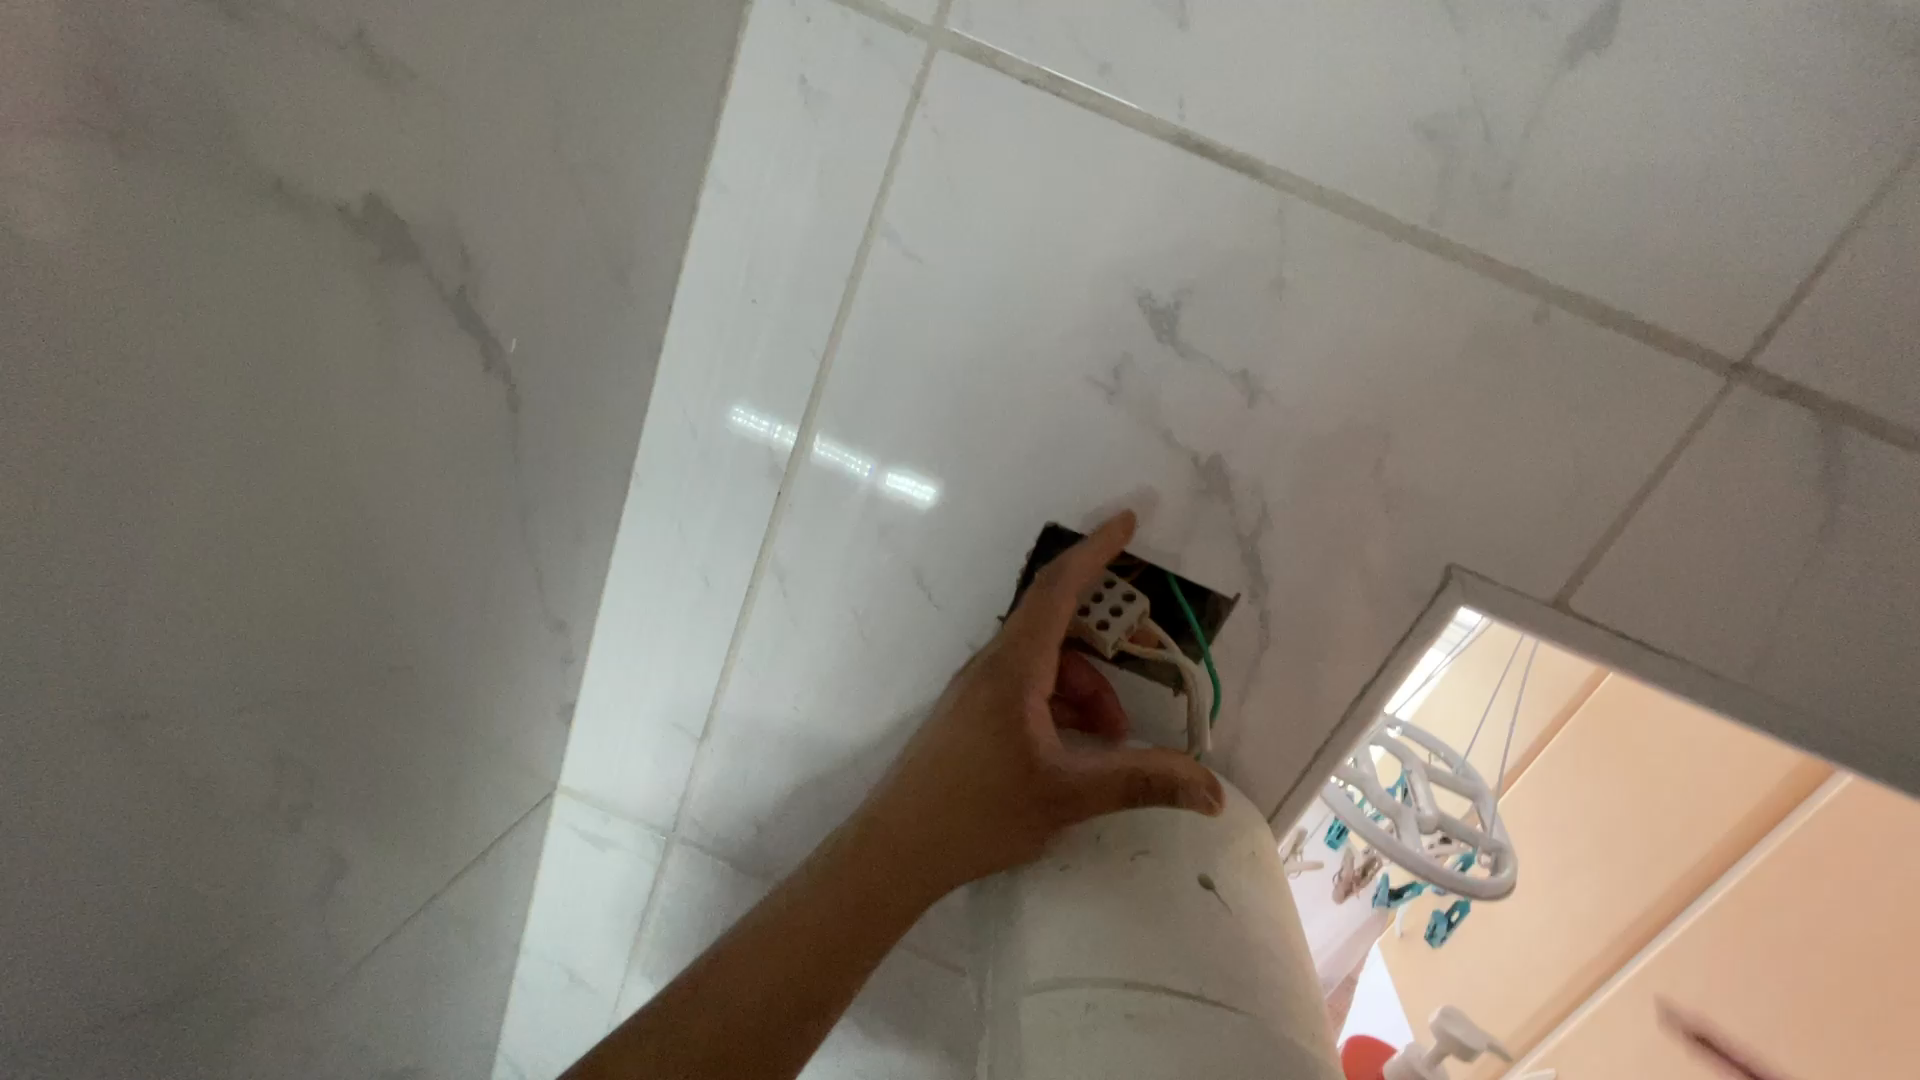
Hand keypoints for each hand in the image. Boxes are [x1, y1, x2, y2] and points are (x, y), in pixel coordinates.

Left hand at [851, 511, 1224, 902]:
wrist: (896, 846)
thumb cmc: (977, 812)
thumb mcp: (1067, 794)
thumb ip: (1141, 781)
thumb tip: (1211, 790)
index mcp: (1013, 666)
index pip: (1058, 589)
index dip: (1095, 551)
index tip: (1127, 520)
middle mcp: (993, 665)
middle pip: (1059, 630)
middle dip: (1108, 651)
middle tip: (1146, 672)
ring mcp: (979, 689)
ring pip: (1046, 667)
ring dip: (1086, 692)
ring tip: (1110, 744)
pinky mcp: (973, 714)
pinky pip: (1028, 689)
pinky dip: (1061, 707)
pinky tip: (1075, 751)